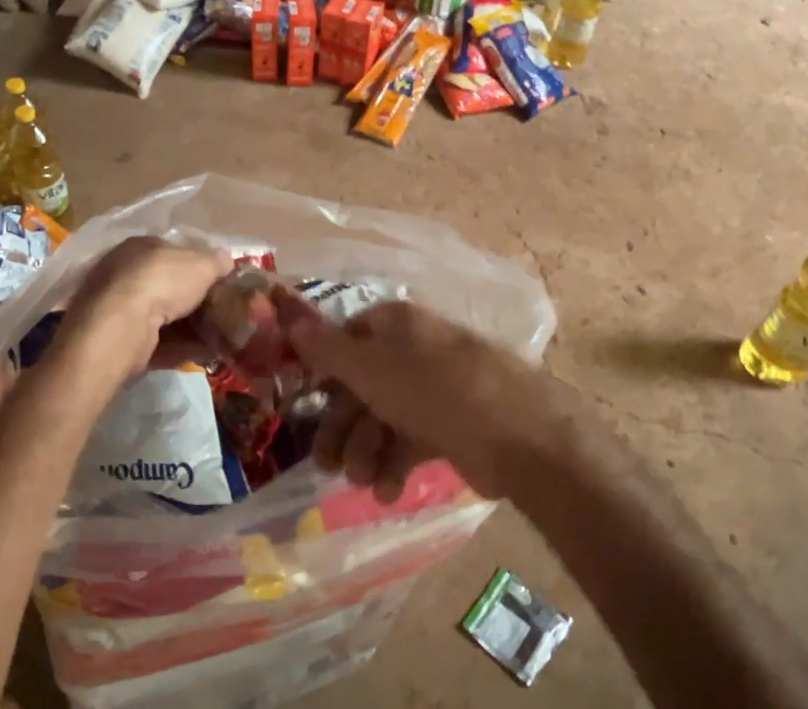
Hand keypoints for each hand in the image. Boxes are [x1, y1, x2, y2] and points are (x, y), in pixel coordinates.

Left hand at [52, 237, 232, 391]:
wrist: (122, 326)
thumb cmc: (161, 282)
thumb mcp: (200, 264)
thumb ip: (216, 261)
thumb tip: (227, 260)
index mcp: (140, 247)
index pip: (174, 253)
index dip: (200, 266)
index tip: (222, 282)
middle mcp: (126, 274)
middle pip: (170, 287)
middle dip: (197, 300)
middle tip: (225, 312)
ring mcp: (121, 309)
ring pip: (166, 317)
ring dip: (193, 327)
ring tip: (223, 337)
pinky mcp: (123, 341)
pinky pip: (160, 343)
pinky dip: (183, 348)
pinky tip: (208, 353)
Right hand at [274, 291, 533, 500]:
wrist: (519, 435)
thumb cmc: (433, 389)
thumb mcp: (368, 367)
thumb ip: (325, 348)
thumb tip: (288, 316)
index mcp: (395, 324)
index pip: (347, 335)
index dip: (324, 366)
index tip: (305, 398)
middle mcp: (414, 351)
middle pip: (362, 384)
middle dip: (341, 426)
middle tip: (324, 464)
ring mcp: (436, 390)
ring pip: (384, 417)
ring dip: (365, 452)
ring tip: (362, 482)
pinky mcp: (454, 428)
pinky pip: (411, 442)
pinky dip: (395, 466)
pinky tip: (388, 492)